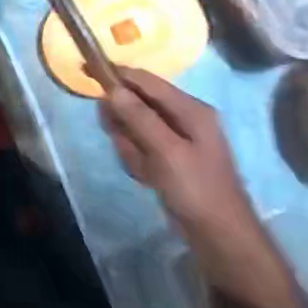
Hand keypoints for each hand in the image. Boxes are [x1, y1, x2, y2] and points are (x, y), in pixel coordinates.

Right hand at [100, 67, 304, 307]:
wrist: (220, 236)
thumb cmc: (196, 190)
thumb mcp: (165, 151)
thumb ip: (139, 117)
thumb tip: (112, 88)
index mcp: (191, 109)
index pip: (146, 80)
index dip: (117, 74)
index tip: (88, 72)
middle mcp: (185, 117)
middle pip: (138, 103)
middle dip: (125, 123)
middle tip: (125, 144)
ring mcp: (178, 138)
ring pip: (136, 127)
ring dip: (130, 145)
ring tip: (142, 167)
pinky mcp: (171, 156)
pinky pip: (142, 146)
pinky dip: (138, 158)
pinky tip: (146, 176)